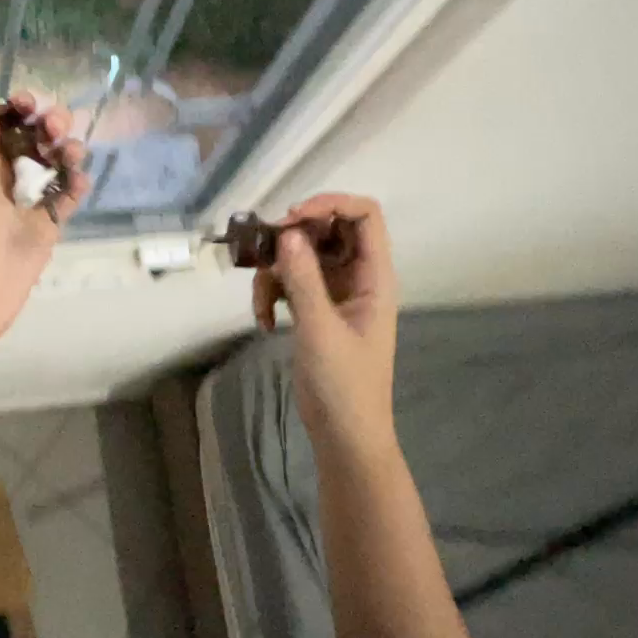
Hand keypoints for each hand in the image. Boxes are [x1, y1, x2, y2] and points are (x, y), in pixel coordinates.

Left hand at [0, 93, 88, 385]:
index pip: (4, 129)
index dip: (18, 111)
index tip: (29, 102)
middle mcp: (7, 180)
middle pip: (35, 140)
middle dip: (48, 124)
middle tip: (54, 126)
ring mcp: (30, 203)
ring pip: (56, 164)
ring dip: (67, 148)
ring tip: (69, 150)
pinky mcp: (49, 226)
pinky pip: (67, 197)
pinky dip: (77, 183)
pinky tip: (78, 178)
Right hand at [252, 194, 399, 443]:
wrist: (344, 434)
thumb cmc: (345, 384)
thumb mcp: (321, 329)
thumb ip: (304, 279)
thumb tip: (286, 233)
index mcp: (374, 277)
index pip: (364, 216)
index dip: (330, 204)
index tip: (290, 217)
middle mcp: (356, 277)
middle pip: (326, 230)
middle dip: (291, 237)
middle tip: (263, 252)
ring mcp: (334, 293)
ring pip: (300, 256)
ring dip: (274, 272)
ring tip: (262, 303)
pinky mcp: (314, 310)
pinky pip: (288, 283)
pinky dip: (271, 295)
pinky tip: (265, 322)